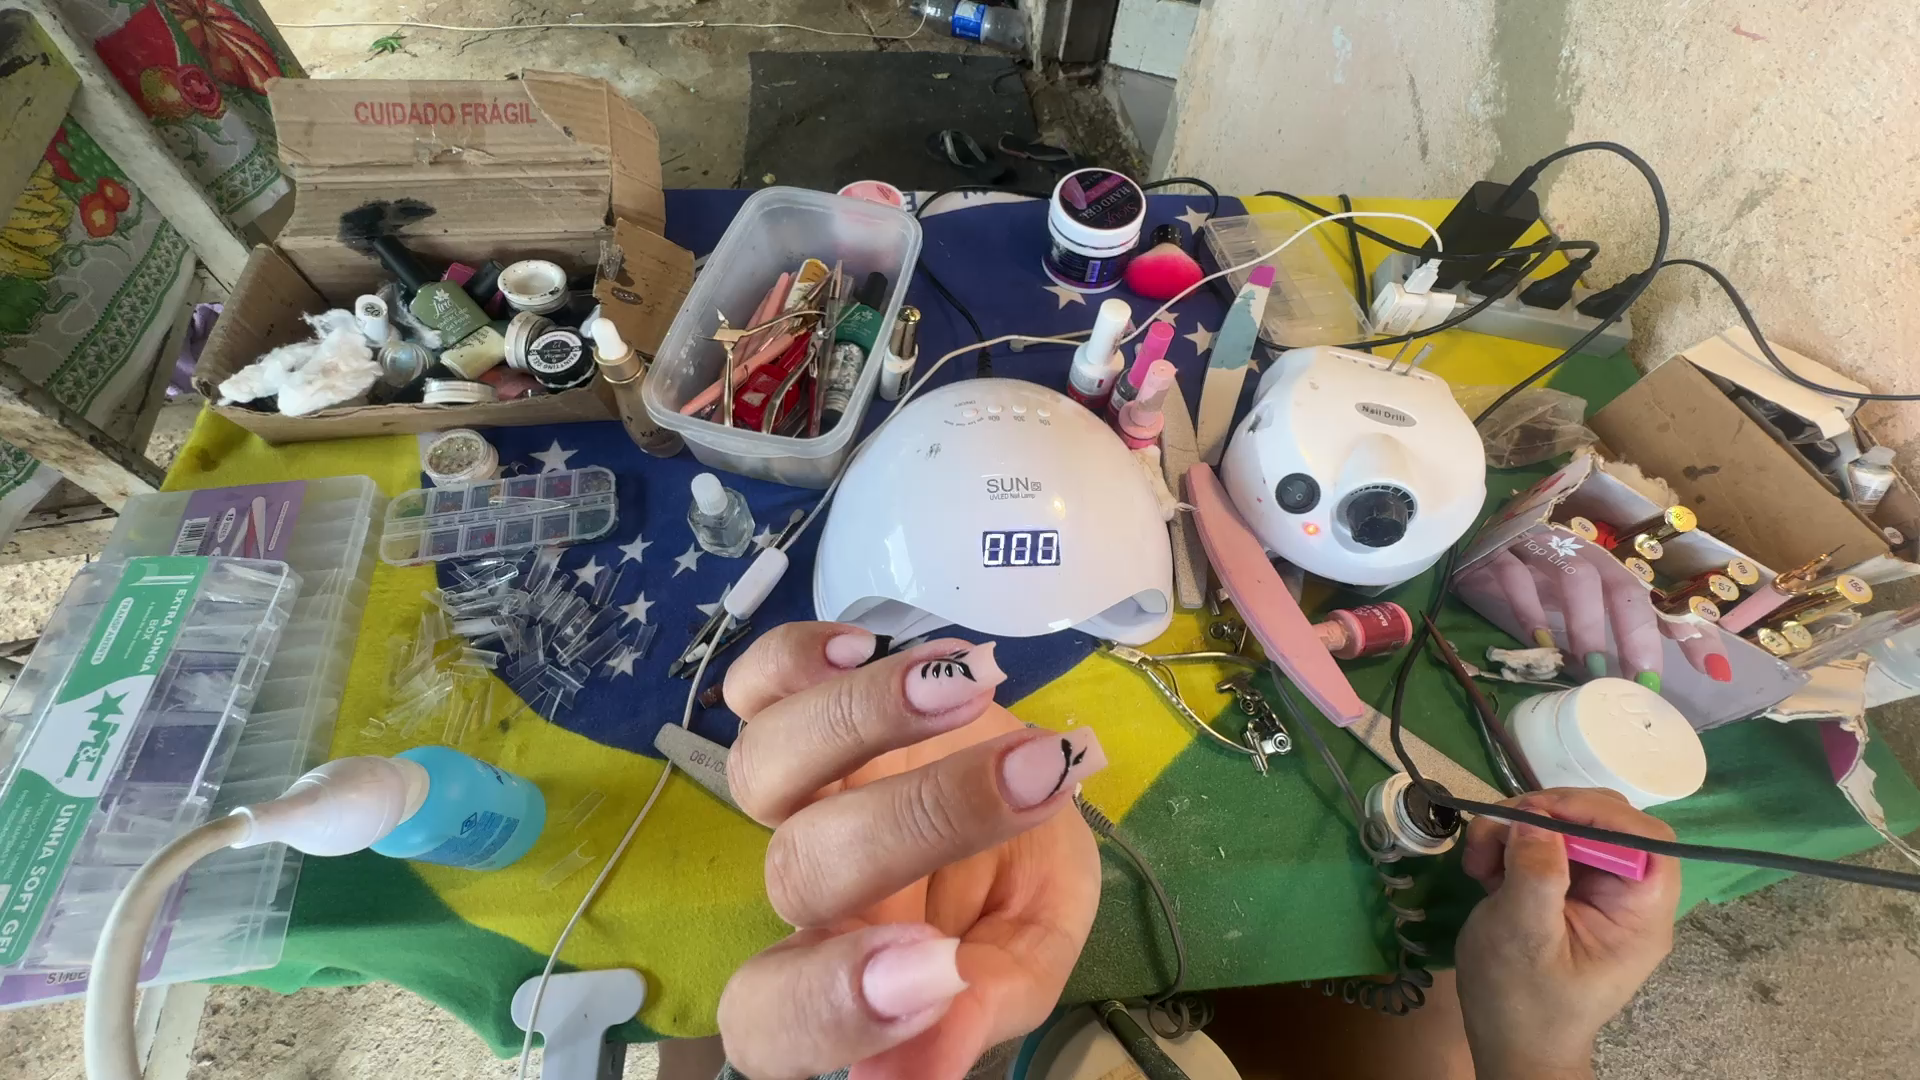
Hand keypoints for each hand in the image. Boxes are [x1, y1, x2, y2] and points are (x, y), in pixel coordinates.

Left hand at [714, 624, 1105, 1079]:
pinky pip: (754, 680)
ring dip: (868, 717)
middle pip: (800, 867)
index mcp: (853, 956)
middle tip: (1025, 776)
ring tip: (963, 685)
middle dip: (919, 821)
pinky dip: (795, 658)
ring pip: (767, 760)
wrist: (1014, 771)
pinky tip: (864, 646)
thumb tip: (924, 1072)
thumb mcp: (1037, 938)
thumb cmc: (1021, 869)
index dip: (834, 1004)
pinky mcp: (795, 702)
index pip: (777, 1015)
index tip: (946, 968)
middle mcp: (808, 872)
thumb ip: (993, 1000)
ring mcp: (796, 780)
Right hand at [1456, 788, 1681, 1079]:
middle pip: (1601, 821)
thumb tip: (1534, 819)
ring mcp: (1588, 889)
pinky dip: (1502, 842)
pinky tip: (1481, 869)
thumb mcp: (1523, 934)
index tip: (1536, 814)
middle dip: (1543, 814)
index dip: (1595, 814)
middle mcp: (1620, 895)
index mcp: (1636, 913)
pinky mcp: (1557, 886)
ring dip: (1513, 828)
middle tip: (1497, 830)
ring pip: (1561, 825)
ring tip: (1478, 859)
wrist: (1506, 1035)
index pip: (1644, 840)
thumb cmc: (1521, 995)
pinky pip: (1536, 841)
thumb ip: (1536, 874)